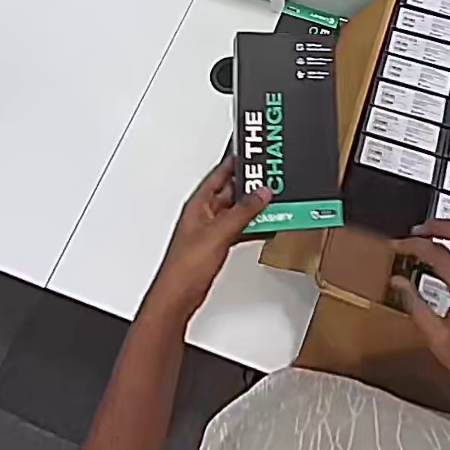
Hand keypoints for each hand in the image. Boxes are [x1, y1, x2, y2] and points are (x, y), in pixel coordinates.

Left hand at [144, 157, 271, 321]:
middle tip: (268, 177)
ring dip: (252, 207)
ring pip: (236, 210)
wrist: (178, 296)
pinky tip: (263, 226)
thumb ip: (243, 211)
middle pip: (230, 192)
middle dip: (249, 185)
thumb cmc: (185, 266)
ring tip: (271, 201)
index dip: (234, 162)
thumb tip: (260, 193)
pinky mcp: (217, 244)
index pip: (218, 174)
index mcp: (198, 204)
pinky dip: (251, 226)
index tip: (250, 153)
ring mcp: (210, 229)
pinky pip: (238, 227)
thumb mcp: (220, 232)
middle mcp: (204, 214)